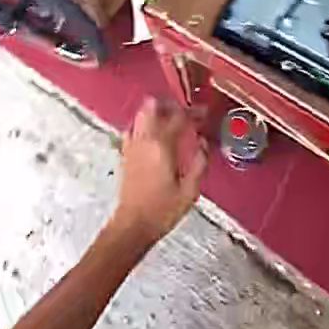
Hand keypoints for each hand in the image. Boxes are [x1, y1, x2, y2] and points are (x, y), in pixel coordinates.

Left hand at [106, 97, 209, 246]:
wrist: (133, 224)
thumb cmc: (162, 210)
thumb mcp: (190, 191)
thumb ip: (199, 163)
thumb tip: (203, 143)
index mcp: (162, 145)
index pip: (178, 117)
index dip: (193, 112)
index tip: (203, 114)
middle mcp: (144, 139)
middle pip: (153, 105)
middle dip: (170, 105)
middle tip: (185, 113)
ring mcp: (131, 143)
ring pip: (141, 113)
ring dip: (157, 112)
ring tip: (172, 121)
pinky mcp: (125, 151)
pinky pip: (134, 127)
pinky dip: (145, 124)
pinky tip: (154, 135)